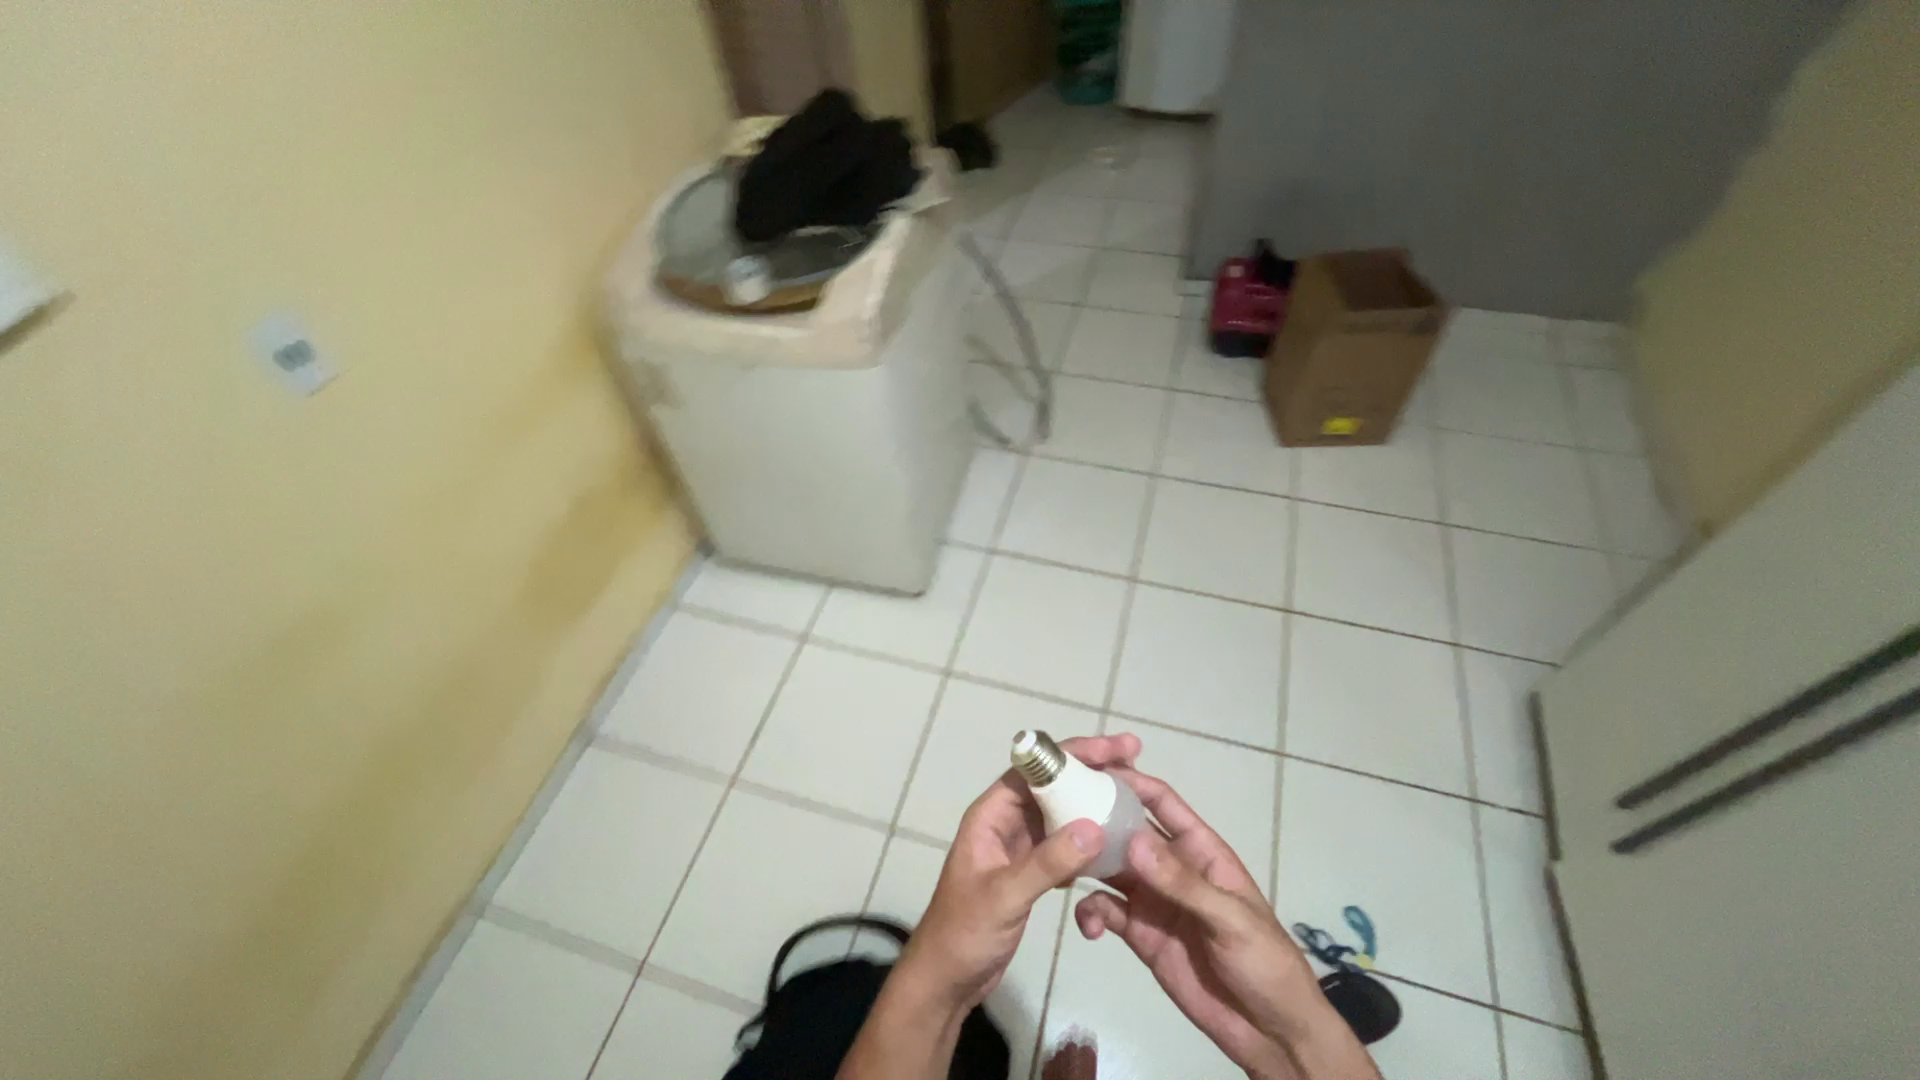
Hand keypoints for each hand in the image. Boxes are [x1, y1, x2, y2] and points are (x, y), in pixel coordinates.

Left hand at [895, 734, 1142, 1008]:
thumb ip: (1048, 863)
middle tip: (1135, 759)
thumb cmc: (964, 931)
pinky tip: (1116, 841)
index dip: (1074, 753)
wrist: (947, 979)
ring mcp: (1019, 847)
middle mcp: (1006, 822)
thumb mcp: (1006, 895)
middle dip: (1092, 770)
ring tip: (1133, 794)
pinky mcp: (1030, 872)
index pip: (1035, 769)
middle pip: (1052, 784)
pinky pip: (1063, 843)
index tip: (1116, 748)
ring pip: (1061, 812)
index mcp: (991, 814)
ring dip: (1093, 802)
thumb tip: (1096, 827)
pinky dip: (1088, 838)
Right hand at [1075, 769, 1377, 1079]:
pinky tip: (1089, 928)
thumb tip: (1132, 841)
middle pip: (1125, 831)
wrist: (1268, 1030)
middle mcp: (1169, 866)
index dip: (1131, 782)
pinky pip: (1105, 911)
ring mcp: (1151, 899)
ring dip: (1086, 865)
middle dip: (1095, 820)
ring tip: (1064, 871)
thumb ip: (1181, 882)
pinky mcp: (1139, 932)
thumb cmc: (1264, 960)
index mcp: (1198, 850)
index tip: (1092, 769)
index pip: (1161, 802)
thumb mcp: (1229, 918)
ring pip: (1108, 868)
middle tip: (1056, 816)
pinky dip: (1090, 913)